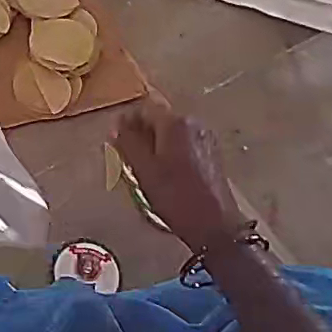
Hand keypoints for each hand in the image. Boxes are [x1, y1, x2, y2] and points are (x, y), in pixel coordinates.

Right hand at [112, 97, 244, 251]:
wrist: (214, 223)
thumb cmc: (175, 196)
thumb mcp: (144, 170)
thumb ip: (128, 142)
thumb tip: (116, 124)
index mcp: (175, 123)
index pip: (144, 108)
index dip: (127, 121)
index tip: (116, 139)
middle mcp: (193, 123)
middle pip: (160, 119)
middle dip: (141, 133)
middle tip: (127, 156)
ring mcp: (205, 137)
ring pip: (172, 132)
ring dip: (155, 144)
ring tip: (145, 168)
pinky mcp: (211, 152)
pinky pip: (184, 143)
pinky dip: (171, 152)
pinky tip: (166, 173)